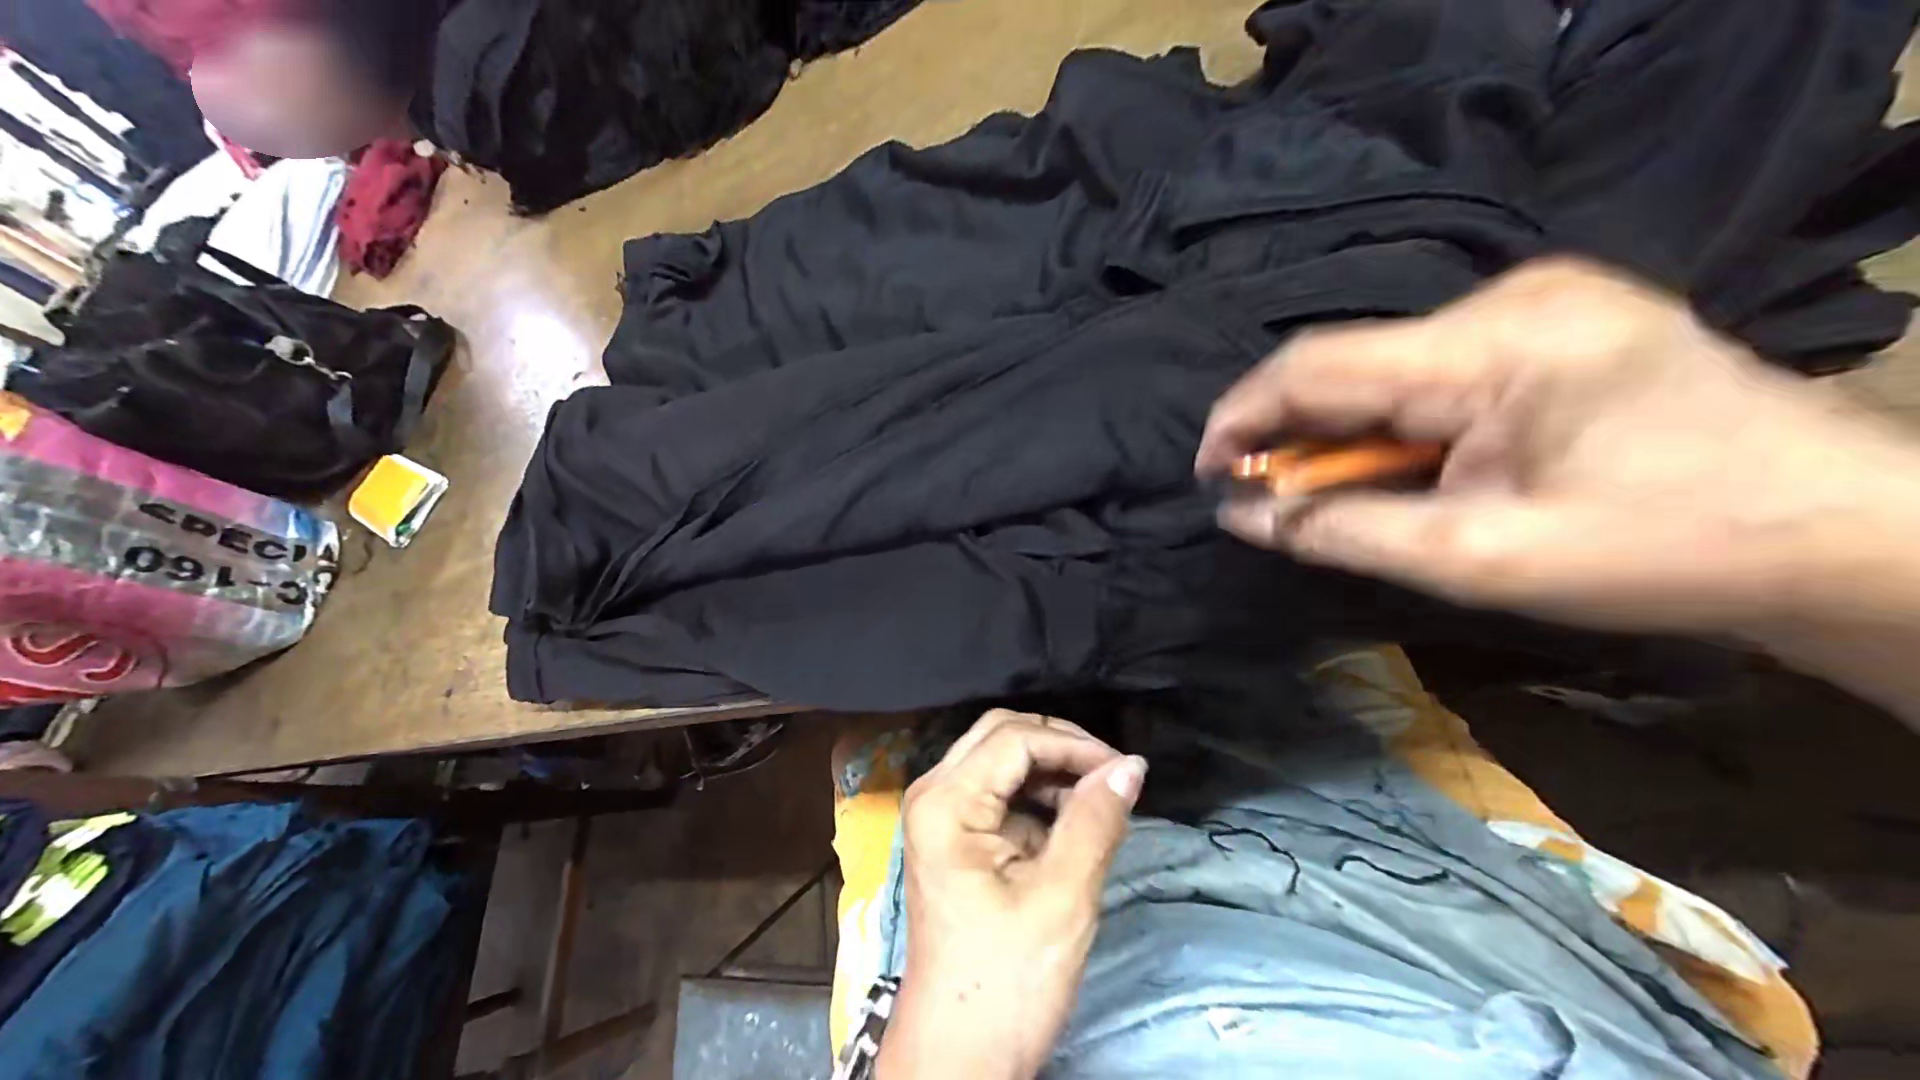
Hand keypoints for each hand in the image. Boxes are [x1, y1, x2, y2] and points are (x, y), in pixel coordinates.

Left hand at [876, 710, 1146, 1079]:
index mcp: (946, 802)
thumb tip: (1131, 765)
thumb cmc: (1006, 982)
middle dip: (1060, 746)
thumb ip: (1096, 822)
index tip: (1125, 770)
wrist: (957, 1056)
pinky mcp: (951, 836)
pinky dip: (1037, 794)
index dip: (1074, 745)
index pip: (1015, 739)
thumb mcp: (1062, 900)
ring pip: (999, 759)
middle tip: (1112, 774)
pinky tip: (1071, 821)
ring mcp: (938, 815)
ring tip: (1098, 800)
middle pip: (1001, 736)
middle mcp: (933, 794)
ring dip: (1050, 769)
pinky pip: (996, 790)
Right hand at [1196, 258, 1919, 640]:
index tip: (1208, 474)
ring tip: (1337, 494)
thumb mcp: (1474, 559)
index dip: (1239, 417)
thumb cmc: (1661, 552)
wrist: (1844, 532)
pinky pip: (1422, 369)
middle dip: (1290, 436)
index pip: (1313, 364)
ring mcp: (1532, 301)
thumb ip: (1338, 530)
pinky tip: (1400, 465)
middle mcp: (1506, 297)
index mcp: (1495, 344)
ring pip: (1378, 368)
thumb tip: (1238, 514)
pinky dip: (1387, 425)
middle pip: (1344, 364)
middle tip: (1270, 500)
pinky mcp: (1545, 321)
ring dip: (1338, 435)